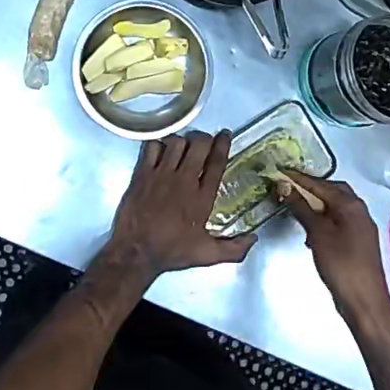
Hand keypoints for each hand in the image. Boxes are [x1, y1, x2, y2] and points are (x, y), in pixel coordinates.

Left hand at [105, 130, 250, 276]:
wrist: (135, 252)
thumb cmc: (171, 251)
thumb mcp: (207, 254)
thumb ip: (234, 249)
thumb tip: (254, 240)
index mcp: (202, 197)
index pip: (217, 162)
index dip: (223, 144)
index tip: (225, 134)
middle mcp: (185, 180)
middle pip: (199, 144)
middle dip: (204, 139)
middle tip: (203, 142)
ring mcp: (162, 174)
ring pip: (177, 142)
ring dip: (182, 141)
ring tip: (182, 147)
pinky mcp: (143, 174)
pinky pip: (153, 147)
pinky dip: (159, 145)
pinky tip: (161, 151)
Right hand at [279, 172, 389, 312]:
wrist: (364, 299)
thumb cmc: (341, 263)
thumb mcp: (317, 233)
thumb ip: (301, 207)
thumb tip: (285, 186)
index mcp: (351, 204)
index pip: (320, 184)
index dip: (299, 178)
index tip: (280, 171)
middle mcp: (359, 210)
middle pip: (332, 191)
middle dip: (311, 188)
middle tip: (289, 188)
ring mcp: (361, 226)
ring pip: (336, 207)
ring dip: (317, 205)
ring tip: (297, 209)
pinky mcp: (359, 241)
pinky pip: (339, 221)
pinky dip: (324, 220)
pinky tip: (311, 233)